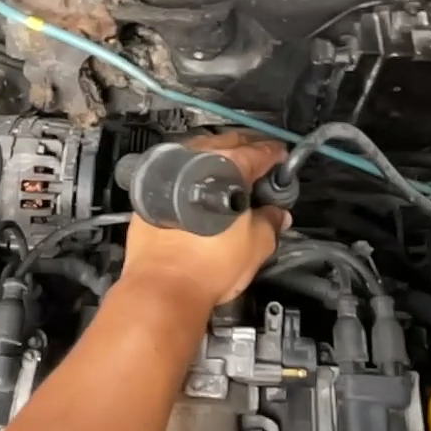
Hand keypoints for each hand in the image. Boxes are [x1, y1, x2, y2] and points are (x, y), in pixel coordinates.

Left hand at [122, 134, 288, 311]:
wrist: (163, 286)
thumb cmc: (204, 266)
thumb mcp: (258, 244)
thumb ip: (271, 222)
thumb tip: (276, 216)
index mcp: (228, 166)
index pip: (260, 151)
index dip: (275, 155)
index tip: (279, 159)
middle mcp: (196, 160)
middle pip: (228, 145)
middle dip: (246, 151)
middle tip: (259, 166)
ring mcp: (169, 173)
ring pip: (199, 155)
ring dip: (216, 161)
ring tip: (230, 179)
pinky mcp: (150, 191)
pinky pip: (177, 173)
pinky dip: (192, 177)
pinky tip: (200, 193)